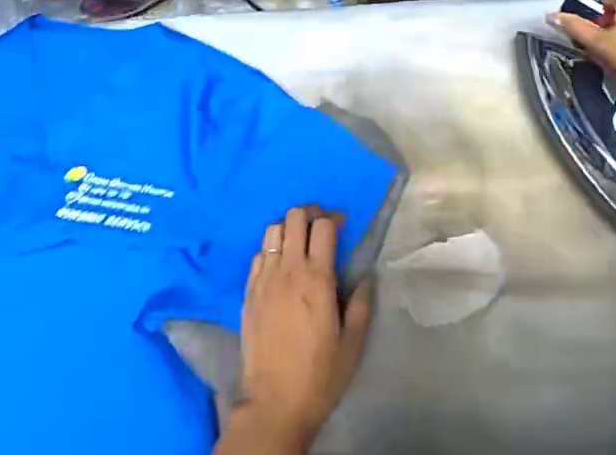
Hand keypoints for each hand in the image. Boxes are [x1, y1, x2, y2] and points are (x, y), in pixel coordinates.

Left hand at [233, 206, 372, 450]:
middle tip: (321, 226)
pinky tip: (279, 263)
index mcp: (316, 279)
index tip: (342, 225)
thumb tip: (367, 277)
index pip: (323, 227)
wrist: (274, 402)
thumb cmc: (319, 375)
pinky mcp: (248, 290)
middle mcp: (288, 270)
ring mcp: (264, 278)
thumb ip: (361, 305)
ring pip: (273, 230)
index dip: (334, 218)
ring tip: (299, 241)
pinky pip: (258, 253)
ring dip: (288, 227)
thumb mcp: (352, 344)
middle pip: (294, 217)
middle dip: (310, 214)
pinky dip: (271, 248)